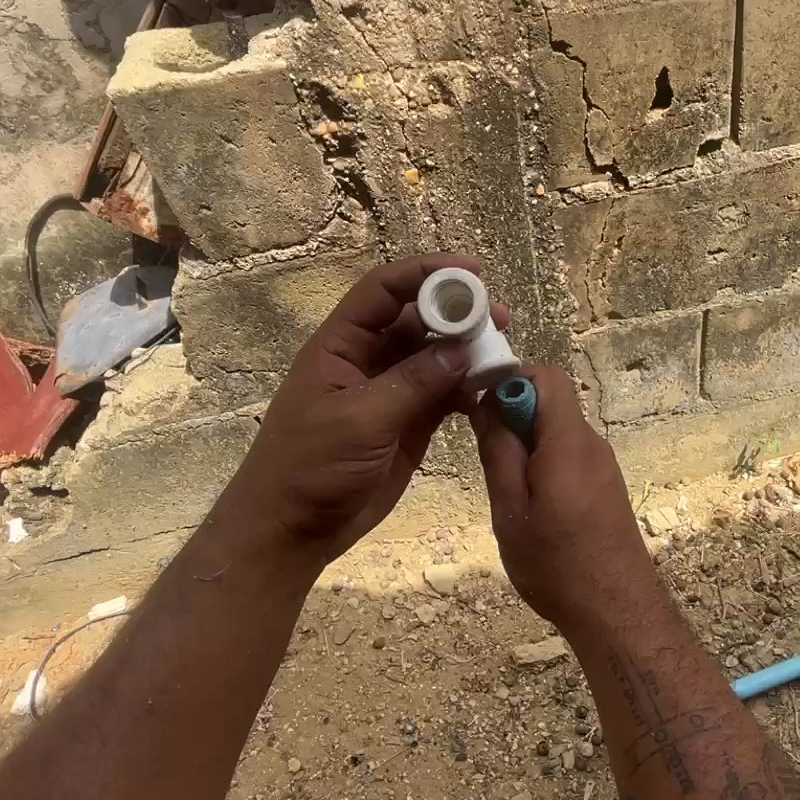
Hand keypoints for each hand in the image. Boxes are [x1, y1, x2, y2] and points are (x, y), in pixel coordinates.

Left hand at [223, 253, 508, 561]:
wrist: (295, 528)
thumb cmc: (311, 466)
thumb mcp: (361, 419)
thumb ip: (413, 382)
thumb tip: (462, 349)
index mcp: (342, 346)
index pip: (384, 291)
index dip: (425, 273)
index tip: (471, 271)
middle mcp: (369, 361)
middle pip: (418, 320)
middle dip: (458, 313)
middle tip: (501, 317)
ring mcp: (392, 393)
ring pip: (436, 358)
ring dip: (469, 352)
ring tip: (504, 352)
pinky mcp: (409, 424)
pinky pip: (444, 395)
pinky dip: (468, 390)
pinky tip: (490, 391)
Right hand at [469, 366, 663, 635]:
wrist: (616, 610)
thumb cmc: (556, 564)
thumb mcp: (511, 510)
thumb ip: (499, 453)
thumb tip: (487, 405)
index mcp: (569, 441)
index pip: (546, 377)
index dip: (510, 380)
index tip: (479, 407)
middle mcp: (593, 445)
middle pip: (551, 404)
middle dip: (514, 418)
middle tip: (488, 460)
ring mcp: (604, 467)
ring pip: (558, 434)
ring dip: (527, 448)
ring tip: (508, 493)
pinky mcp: (606, 489)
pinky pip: (569, 458)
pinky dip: (545, 467)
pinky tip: (533, 508)